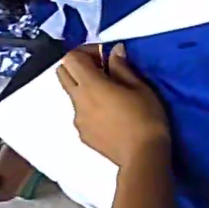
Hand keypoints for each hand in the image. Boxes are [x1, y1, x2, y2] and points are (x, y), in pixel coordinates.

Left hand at [58, 44, 169, 169]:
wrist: (143, 156)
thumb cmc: (146, 117)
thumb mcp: (140, 87)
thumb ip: (122, 67)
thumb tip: (114, 51)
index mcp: (91, 85)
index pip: (71, 58)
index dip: (86, 51)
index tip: (105, 56)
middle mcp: (78, 101)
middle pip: (62, 73)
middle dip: (79, 66)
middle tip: (103, 70)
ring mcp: (78, 119)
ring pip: (72, 94)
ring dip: (85, 87)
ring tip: (112, 96)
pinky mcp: (82, 134)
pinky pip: (80, 112)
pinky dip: (91, 107)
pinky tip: (112, 116)